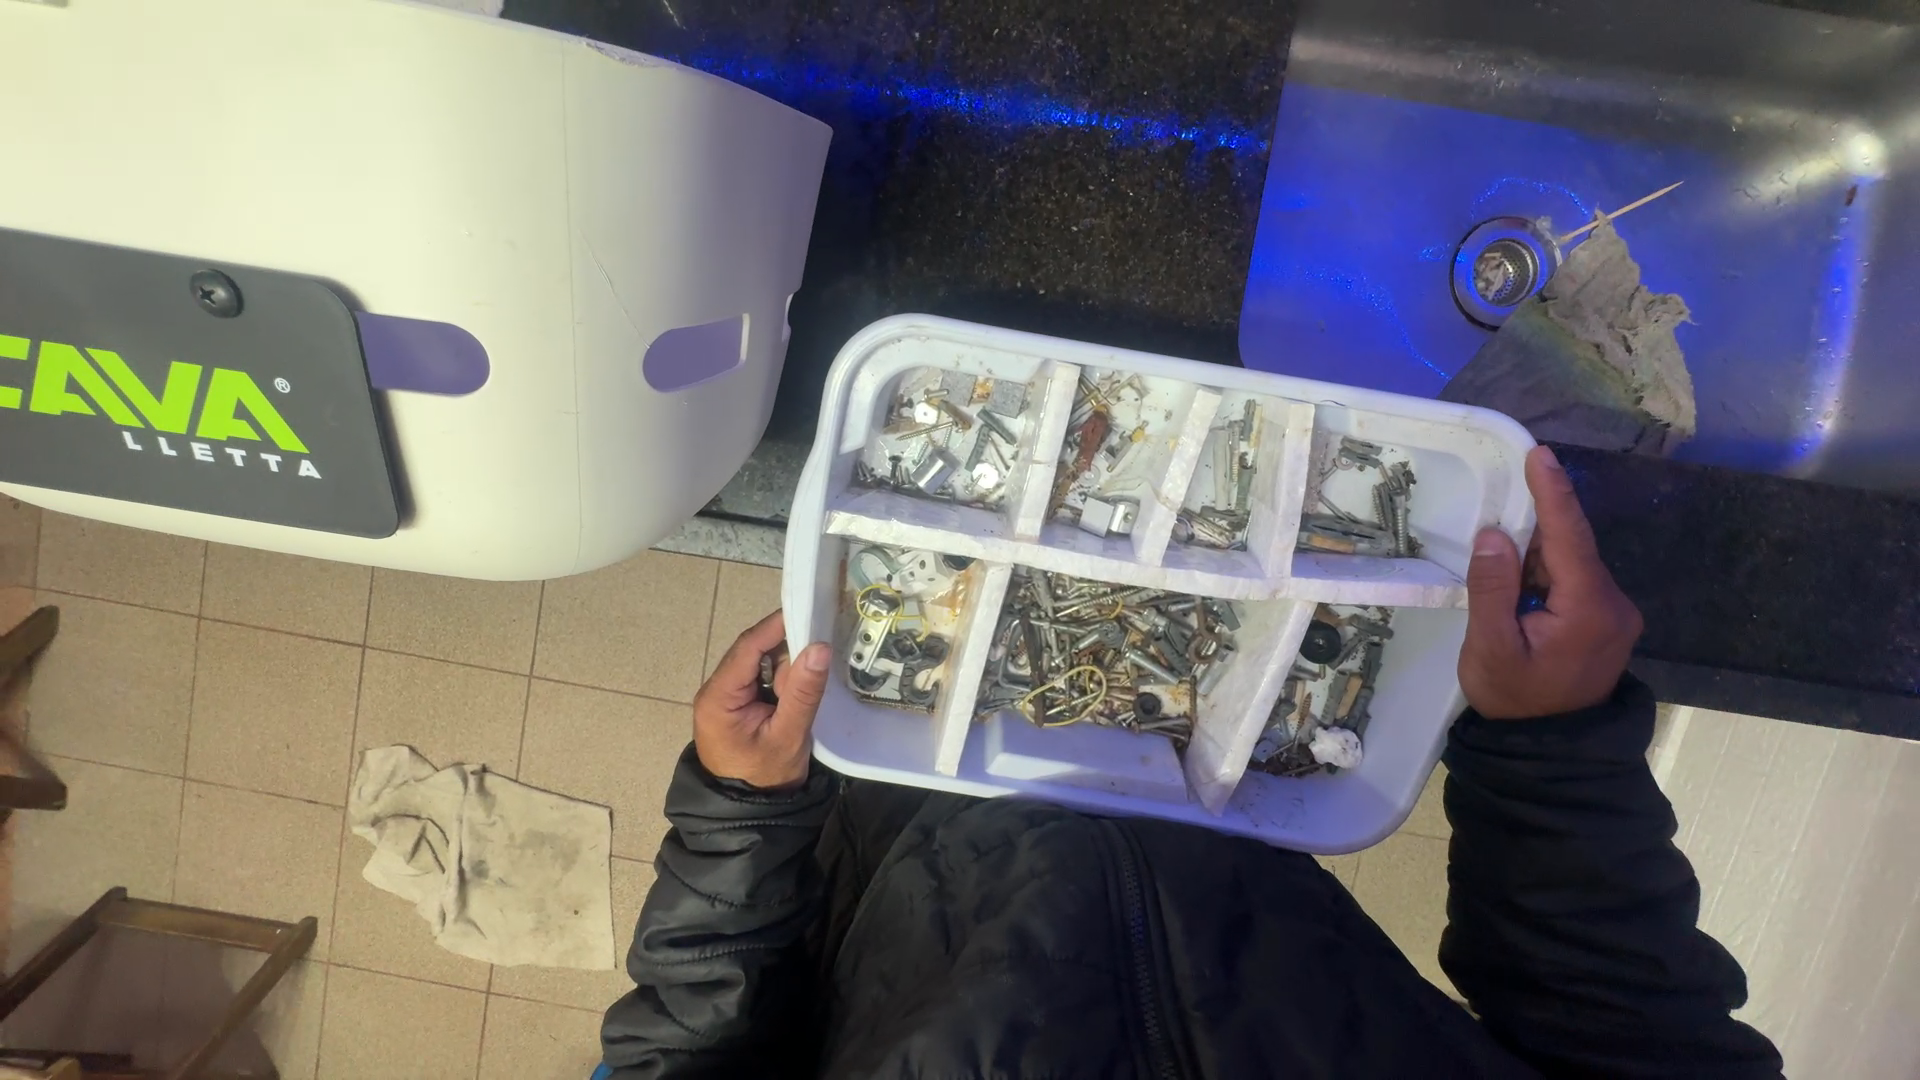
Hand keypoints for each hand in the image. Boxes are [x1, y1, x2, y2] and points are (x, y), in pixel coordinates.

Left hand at [693, 610, 830, 789]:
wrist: (753, 812)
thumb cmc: (765, 777)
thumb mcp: (788, 735)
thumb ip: (803, 691)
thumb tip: (820, 647)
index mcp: (718, 696)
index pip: (747, 647)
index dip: (776, 626)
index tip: (810, 611)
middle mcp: (717, 689)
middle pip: (754, 650)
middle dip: (787, 651)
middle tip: (819, 653)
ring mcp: (728, 694)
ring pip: (762, 661)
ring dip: (787, 666)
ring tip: (808, 682)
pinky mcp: (740, 701)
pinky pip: (763, 675)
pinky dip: (784, 676)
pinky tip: (801, 684)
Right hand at [1459, 446, 1642, 719]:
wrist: (1548, 749)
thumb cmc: (1514, 698)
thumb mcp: (1491, 645)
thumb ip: (1492, 588)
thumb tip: (1494, 534)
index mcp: (1588, 606)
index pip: (1570, 537)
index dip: (1553, 493)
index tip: (1538, 455)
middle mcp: (1612, 603)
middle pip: (1572, 546)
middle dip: (1538, 518)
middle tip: (1503, 490)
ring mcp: (1612, 613)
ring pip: (1570, 563)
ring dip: (1534, 548)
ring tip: (1496, 544)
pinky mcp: (1602, 622)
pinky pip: (1570, 580)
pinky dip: (1541, 569)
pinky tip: (1515, 574)